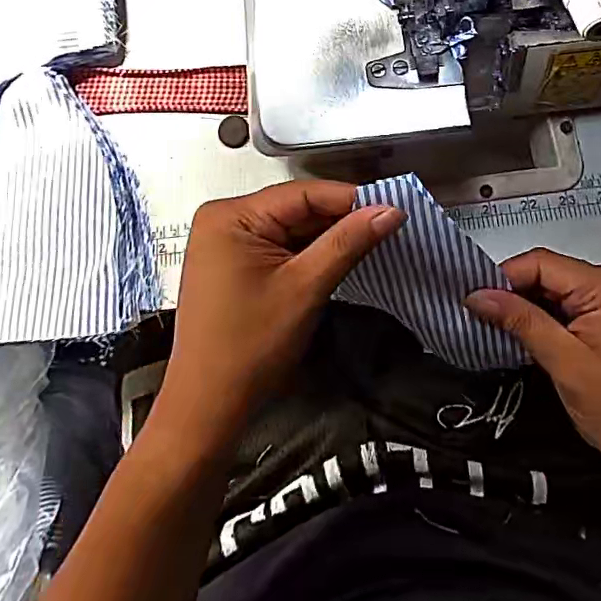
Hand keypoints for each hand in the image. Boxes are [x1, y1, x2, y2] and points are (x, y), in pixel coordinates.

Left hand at [159, 180, 404, 443]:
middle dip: (342, 218)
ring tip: (372, 239)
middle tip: (388, 225)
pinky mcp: (234, 262)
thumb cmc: (248, 349)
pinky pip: (280, 244)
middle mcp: (223, 219)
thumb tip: (389, 211)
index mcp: (230, 216)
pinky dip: (309, 252)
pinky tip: (339, 256)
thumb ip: (348, 243)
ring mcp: (226, 241)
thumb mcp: (305, 288)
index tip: (392, 206)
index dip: (350, 198)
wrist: (208, 407)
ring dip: (328, 236)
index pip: (303, 193)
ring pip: (291, 226)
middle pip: (297, 207)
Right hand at [465, 249, 600, 486]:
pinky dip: (551, 320)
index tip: (473, 299)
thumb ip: (521, 321)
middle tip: (481, 316)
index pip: (543, 263)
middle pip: (552, 274)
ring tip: (498, 327)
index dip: (504, 277)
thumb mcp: (565, 364)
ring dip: (531, 308)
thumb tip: (476, 295)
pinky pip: (576, 307)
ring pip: (561, 291)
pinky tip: (529, 336)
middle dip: (516, 293)